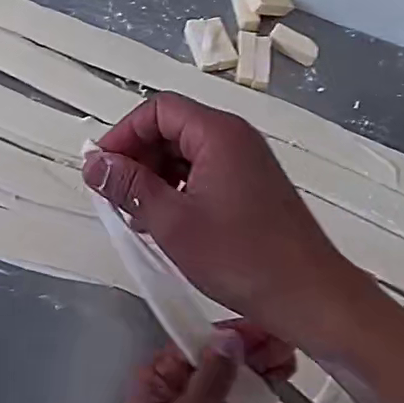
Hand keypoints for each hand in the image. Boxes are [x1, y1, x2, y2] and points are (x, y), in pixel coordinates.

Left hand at [78, 326, 295, 402]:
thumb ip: (212, 378)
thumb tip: (230, 337)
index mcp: (158, 375)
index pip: (201, 341)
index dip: (237, 333)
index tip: (272, 328)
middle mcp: (168, 389)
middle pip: (214, 362)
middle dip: (250, 354)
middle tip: (289, 349)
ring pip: (222, 388)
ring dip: (252, 378)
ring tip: (286, 367)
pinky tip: (268, 397)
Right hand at [83, 93, 380, 347]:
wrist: (308, 292)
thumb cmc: (240, 257)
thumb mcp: (172, 222)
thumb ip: (129, 188)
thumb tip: (95, 163)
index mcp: (218, 133)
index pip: (158, 110)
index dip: (124, 135)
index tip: (102, 171)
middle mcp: (235, 137)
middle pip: (173, 127)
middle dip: (139, 158)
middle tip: (118, 198)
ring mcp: (247, 160)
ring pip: (187, 152)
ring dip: (157, 177)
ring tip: (139, 217)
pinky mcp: (252, 184)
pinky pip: (205, 172)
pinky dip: (180, 190)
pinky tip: (167, 223)